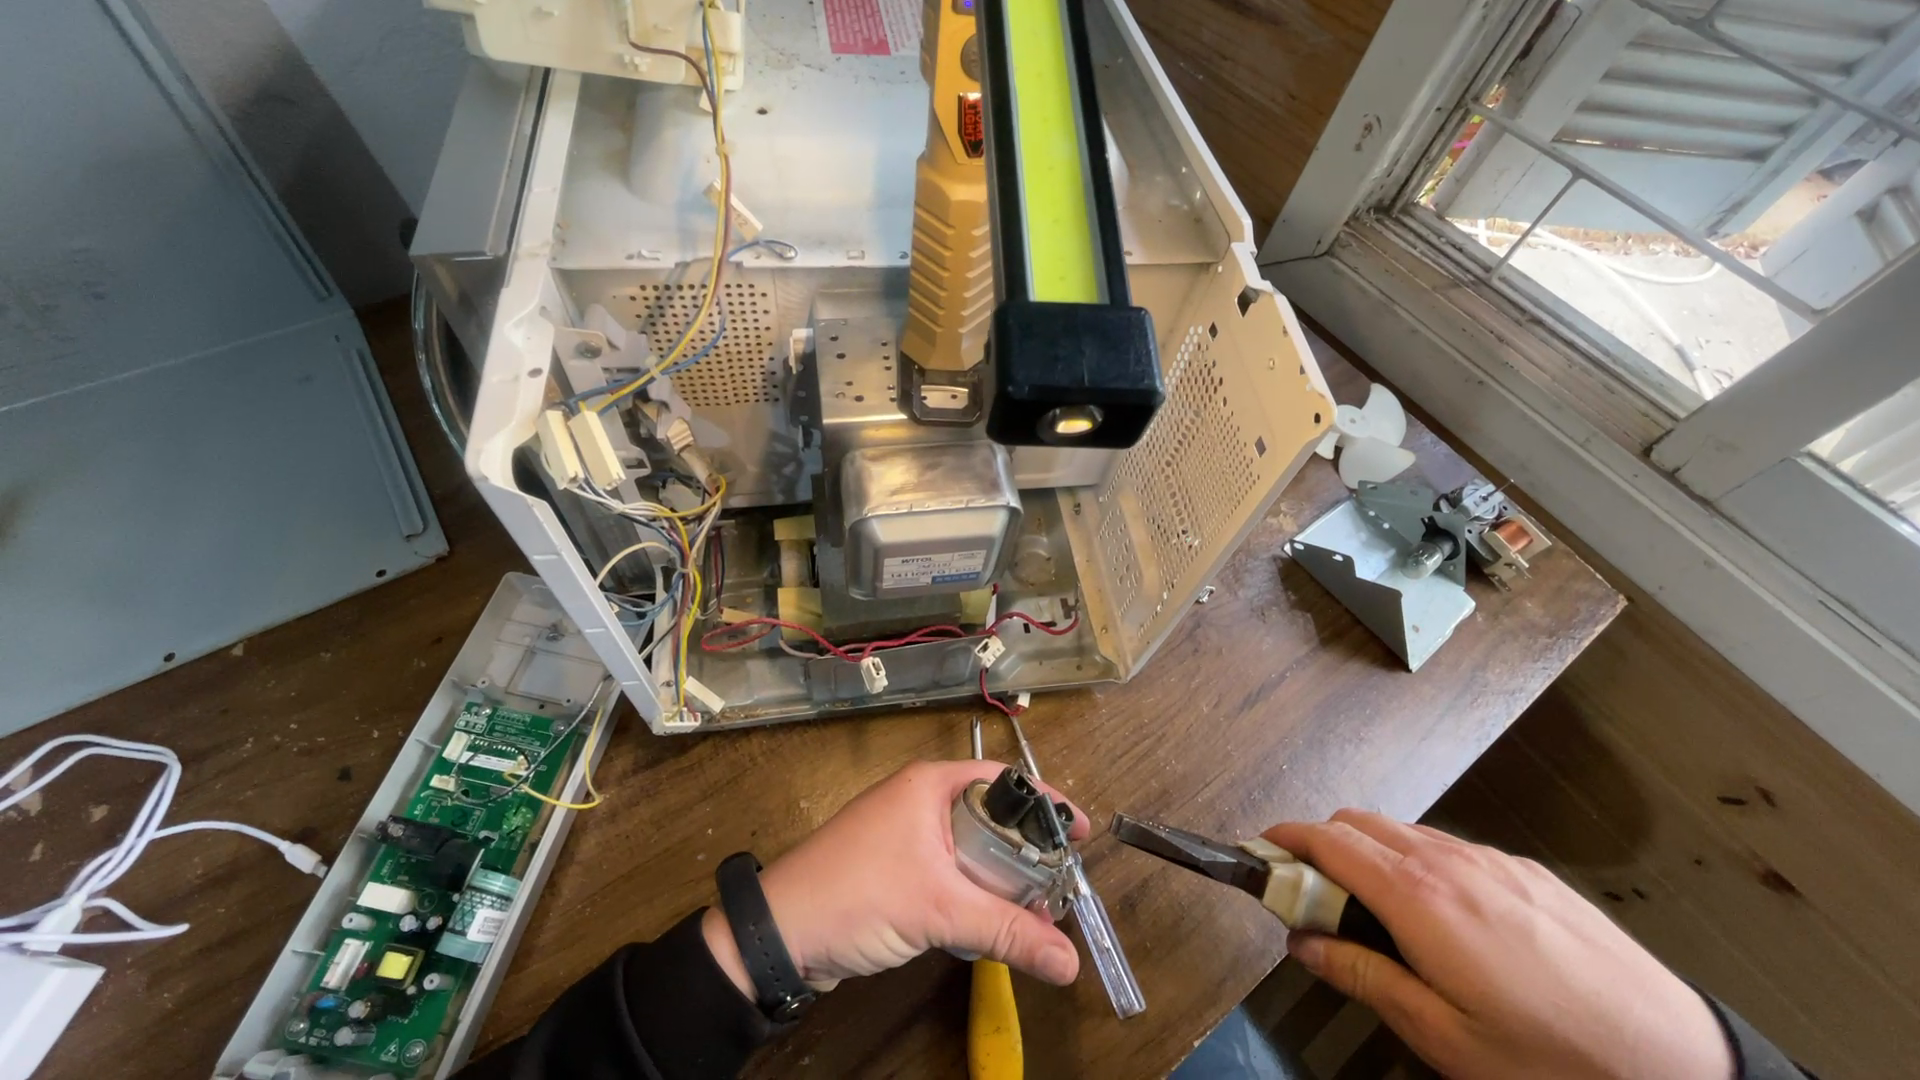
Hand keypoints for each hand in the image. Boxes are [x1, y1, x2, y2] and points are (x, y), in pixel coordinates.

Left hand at [702, 760, 1087, 996]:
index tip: (1081, 835)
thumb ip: (1007, 931)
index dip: (1046, 805)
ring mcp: (907, 835)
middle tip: (1063, 884)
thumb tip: (1070, 963)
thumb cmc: (858, 895)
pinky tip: (995, 925)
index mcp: (931, 786)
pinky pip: (951, 873)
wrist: (780, 934)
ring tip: (1039, 912)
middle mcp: (921, 801)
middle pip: (993, 818)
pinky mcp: (897, 869)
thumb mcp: (938, 910)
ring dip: (1004, 880)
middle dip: (1029, 853)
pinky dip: (975, 894)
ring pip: (973, 851)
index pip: (1005, 782)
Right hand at [1263, 810, 1732, 1079]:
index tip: (1263, 853)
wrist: (1680, 1063)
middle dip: (1322, 846)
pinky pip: (1451, 848)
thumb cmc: (1554, 1059)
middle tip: (1314, 899)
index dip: (1285, 839)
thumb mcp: (1441, 1035)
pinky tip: (1440, 918)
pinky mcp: (1528, 872)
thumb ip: (1361, 976)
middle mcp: (1452, 862)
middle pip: (1359, 822)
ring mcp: (1494, 861)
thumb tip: (1303, 944)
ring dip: (1369, 854)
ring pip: (1404, 832)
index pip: (1329, 840)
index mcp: (1420, 898)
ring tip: (1375, 914)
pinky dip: (1417, 862)